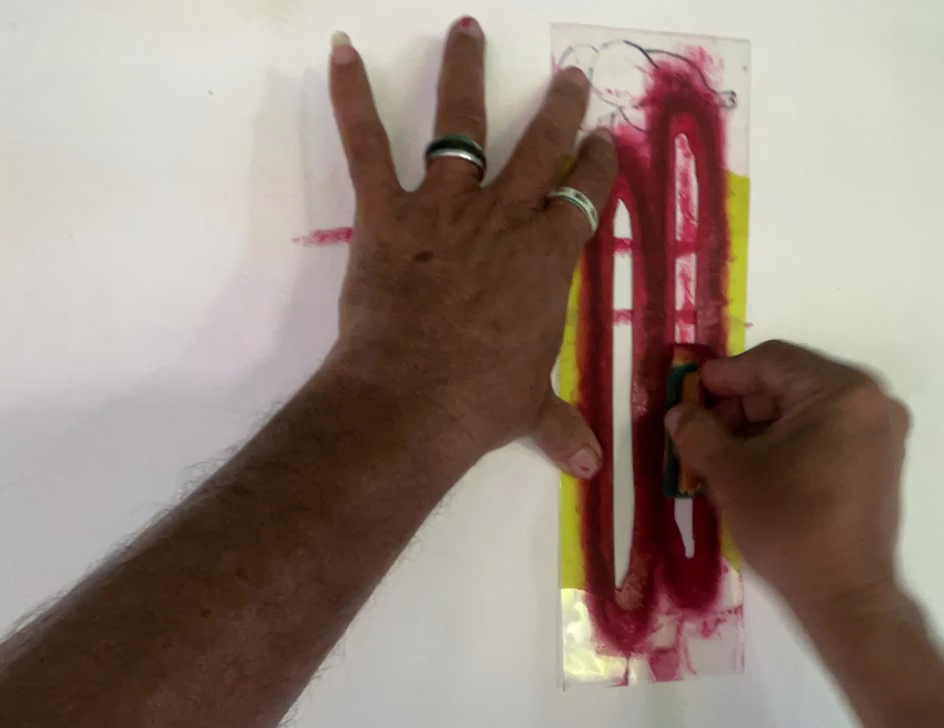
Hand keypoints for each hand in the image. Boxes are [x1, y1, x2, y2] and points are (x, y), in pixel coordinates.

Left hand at [324, 20, 617, 477]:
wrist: (414, 399)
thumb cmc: (483, 402)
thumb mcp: (532, 410)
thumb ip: (561, 428)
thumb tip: (590, 468)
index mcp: (548, 260)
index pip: (583, 198)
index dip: (596, 168)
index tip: (604, 146)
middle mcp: (505, 219)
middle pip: (542, 149)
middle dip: (560, 111)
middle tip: (570, 79)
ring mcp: (446, 210)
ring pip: (460, 127)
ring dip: (467, 76)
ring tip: (469, 31)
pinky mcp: (387, 214)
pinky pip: (368, 145)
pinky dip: (351, 97)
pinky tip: (340, 52)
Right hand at [664, 342, 912, 614]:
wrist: (844, 595)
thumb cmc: (788, 526)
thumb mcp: (731, 474)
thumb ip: (698, 432)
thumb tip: (679, 411)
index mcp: (841, 392)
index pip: (771, 362)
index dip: (723, 375)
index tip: (688, 394)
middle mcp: (871, 402)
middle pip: (790, 385)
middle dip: (739, 406)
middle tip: (700, 431)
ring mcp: (880, 434)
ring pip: (805, 412)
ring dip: (759, 427)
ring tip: (720, 456)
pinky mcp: (878, 464)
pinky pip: (824, 436)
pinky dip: (786, 444)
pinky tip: (754, 470)